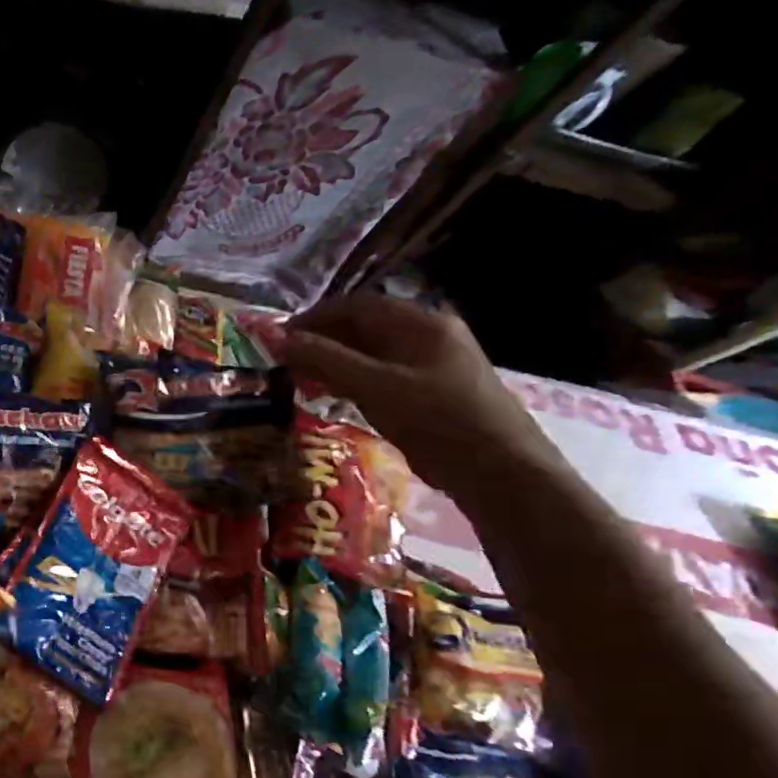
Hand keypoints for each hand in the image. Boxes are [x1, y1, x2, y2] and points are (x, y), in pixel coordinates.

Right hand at [284, 295, 561, 493]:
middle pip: (366, 328)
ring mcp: (435, 367)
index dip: (315, 318)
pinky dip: (357, 384)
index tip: (279, 339)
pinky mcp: (436, 396)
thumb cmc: (438, 421)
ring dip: (338, 364)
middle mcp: (430, 336)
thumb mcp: (376, 387)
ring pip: (375, 356)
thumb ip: (326, 360)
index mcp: (421, 323)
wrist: (501, 473)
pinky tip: (338, 399)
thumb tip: (276, 337)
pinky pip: (387, 379)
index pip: (357, 305)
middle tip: (286, 364)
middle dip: (324, 342)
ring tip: (303, 382)